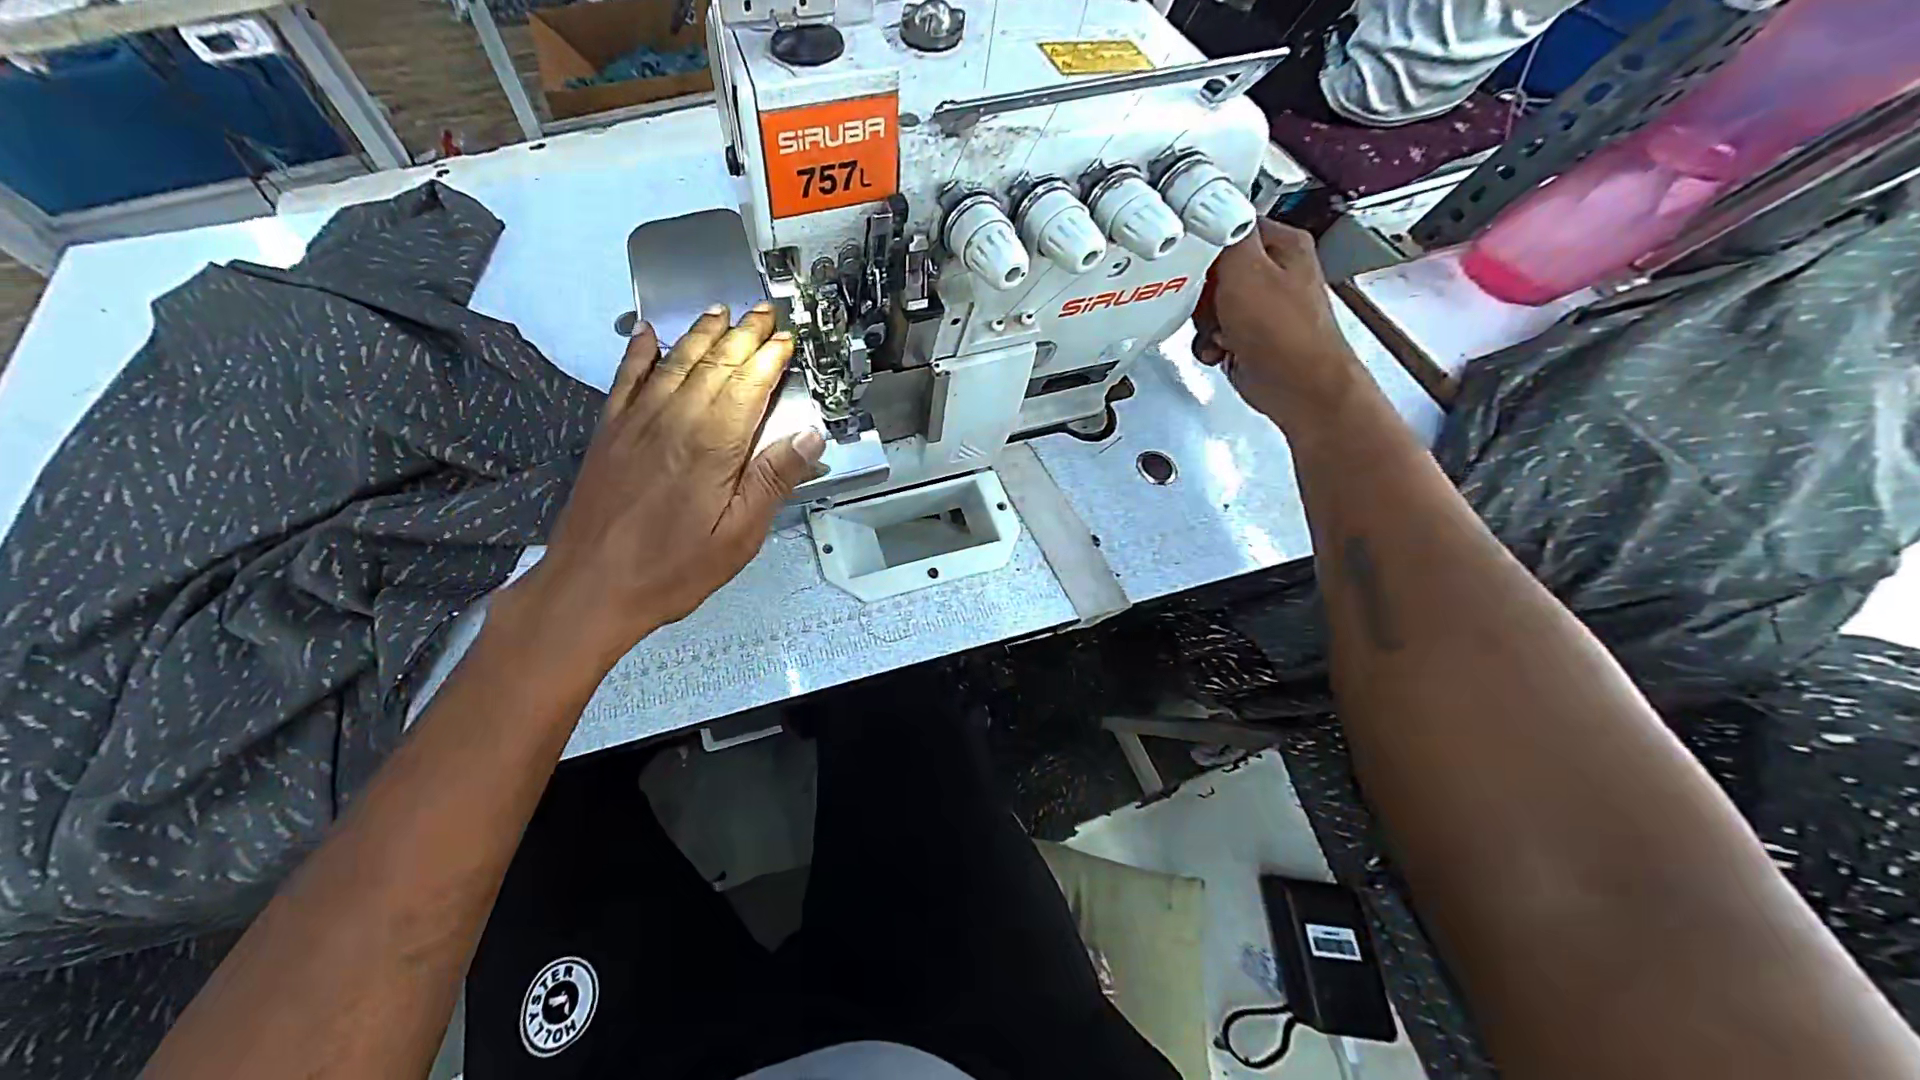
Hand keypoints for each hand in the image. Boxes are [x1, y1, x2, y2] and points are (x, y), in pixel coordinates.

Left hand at [495, 304, 825, 674]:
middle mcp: (673, 423)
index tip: (785, 341)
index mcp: (711, 447)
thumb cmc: (669, 568)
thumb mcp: (739, 535)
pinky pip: (626, 380)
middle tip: (762, 314)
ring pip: (674, 363)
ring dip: (700, 334)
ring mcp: (636, 424)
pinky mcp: (609, 434)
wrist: (590, 587)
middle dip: (743, 334)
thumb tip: (807, 437)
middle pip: (714, 364)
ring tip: (719, 313)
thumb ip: (772, 479)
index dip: (770, 358)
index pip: (748, 385)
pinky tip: (647, 335)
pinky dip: (638, 353)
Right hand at [1193, 220, 1367, 434]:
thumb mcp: (1247, 272)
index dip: (1204, 243)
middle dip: (1200, 291)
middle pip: (1213, 268)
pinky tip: (1218, 348)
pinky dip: (1208, 342)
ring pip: (1208, 302)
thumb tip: (1216, 205)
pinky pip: (1211, 331)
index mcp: (1281, 245)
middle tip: (1205, 301)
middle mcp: (1273, 273)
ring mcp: (1259, 306)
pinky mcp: (1246, 335)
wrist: (1298, 388)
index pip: (1231, 225)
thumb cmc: (1285, 334)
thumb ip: (1228, 236)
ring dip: (1203, 321)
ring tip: (1217, 330)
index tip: (1190, 258)